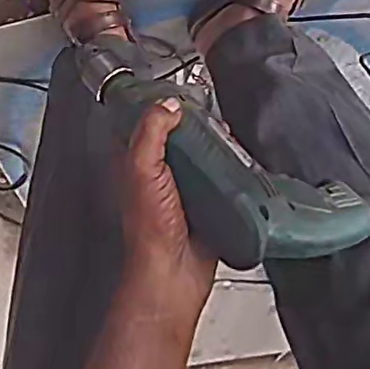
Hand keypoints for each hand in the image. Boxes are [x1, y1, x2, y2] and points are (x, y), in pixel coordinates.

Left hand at [117, 98, 216, 317]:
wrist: (173, 275)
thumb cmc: (149, 230)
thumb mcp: (142, 168)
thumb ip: (151, 132)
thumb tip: (168, 104)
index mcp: (135, 161)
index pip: (143, 121)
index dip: (157, 105)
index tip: (176, 93)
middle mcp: (157, 172)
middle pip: (177, 135)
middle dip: (193, 123)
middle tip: (208, 116)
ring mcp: (182, 187)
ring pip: (199, 153)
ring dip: (213, 144)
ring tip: (225, 135)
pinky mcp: (204, 201)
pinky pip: (218, 176)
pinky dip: (228, 167)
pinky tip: (235, 161)